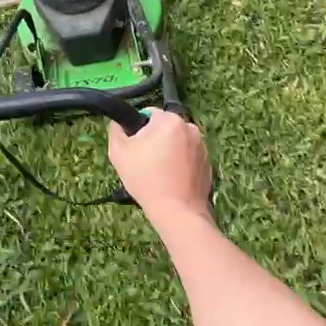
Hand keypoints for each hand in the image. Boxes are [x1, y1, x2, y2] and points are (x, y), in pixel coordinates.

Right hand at [107, 108, 211, 223]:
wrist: (177, 211)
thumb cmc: (146, 179)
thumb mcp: (118, 152)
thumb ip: (116, 130)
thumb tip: (119, 123)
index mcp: (170, 120)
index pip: (149, 114)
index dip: (137, 129)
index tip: (135, 148)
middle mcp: (190, 128)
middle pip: (165, 128)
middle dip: (155, 140)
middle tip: (144, 162)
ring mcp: (203, 146)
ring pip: (178, 142)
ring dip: (169, 151)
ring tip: (159, 173)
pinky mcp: (209, 163)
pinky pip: (189, 157)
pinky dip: (181, 164)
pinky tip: (173, 180)